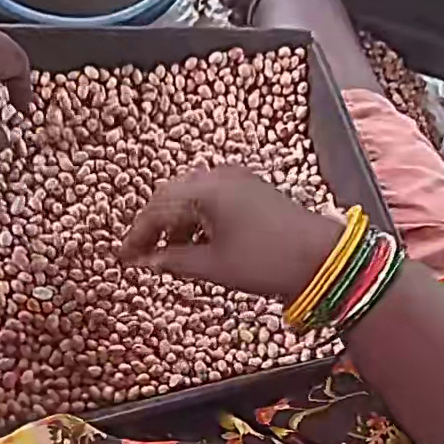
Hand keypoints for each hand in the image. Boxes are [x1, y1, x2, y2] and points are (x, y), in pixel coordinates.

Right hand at [118, 167, 342, 299]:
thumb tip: (146, 262)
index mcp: (204, 190)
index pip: (156, 210)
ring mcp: (236, 180)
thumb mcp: (211, 266)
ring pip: (189, 198)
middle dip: (151, 227)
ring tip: (165, 255)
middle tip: (139, 254)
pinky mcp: (249, 189)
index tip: (123, 259)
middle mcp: (218, 176)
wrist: (320, 257)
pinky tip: (193, 244)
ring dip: (173, 224)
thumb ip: (172, 261)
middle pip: (169, 198)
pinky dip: (194, 221)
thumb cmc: (264, 261)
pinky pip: (209, 199)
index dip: (136, 236)